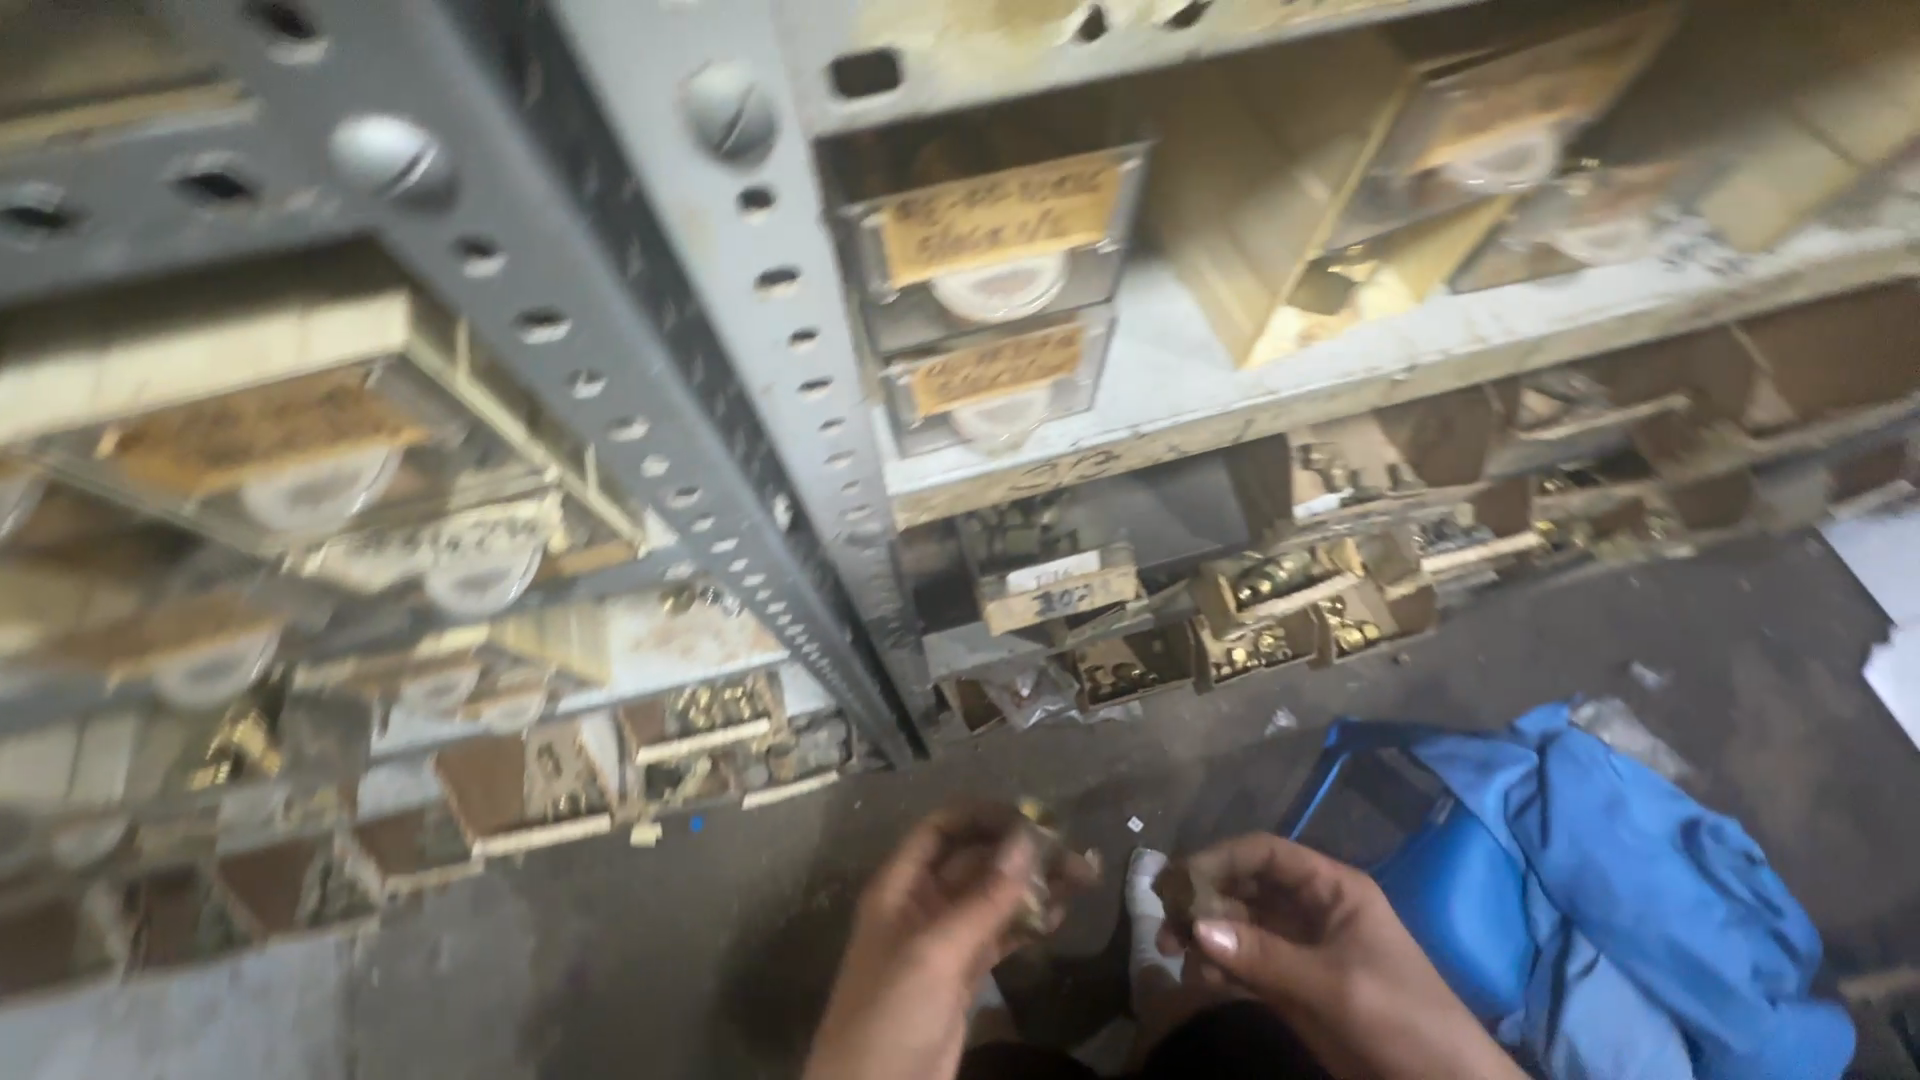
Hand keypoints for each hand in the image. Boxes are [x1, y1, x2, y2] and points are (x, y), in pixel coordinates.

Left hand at [802, 802, 1096, 1079]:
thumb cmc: (889, 1013)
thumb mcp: (934, 952)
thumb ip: (982, 899)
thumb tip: (1026, 840)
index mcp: (900, 886)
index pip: (941, 829)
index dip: (983, 817)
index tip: (1033, 820)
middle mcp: (922, 904)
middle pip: (974, 862)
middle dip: (1021, 854)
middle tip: (1075, 856)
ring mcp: (944, 941)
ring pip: (992, 899)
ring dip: (1032, 887)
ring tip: (1082, 879)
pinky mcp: (964, 975)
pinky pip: (998, 935)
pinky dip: (1027, 924)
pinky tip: (1059, 915)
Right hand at [1160, 833, 1525, 1079]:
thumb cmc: (1406, 1022)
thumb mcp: (1336, 986)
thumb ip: (1264, 955)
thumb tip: (1196, 927)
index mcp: (1332, 890)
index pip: (1266, 854)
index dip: (1221, 858)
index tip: (1180, 880)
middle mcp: (1310, 910)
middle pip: (1245, 886)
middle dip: (1204, 899)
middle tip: (1165, 922)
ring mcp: (1300, 950)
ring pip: (1238, 925)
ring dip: (1205, 934)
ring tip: (1173, 953)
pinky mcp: (1292, 989)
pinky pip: (1243, 964)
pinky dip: (1218, 967)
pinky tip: (1199, 979)